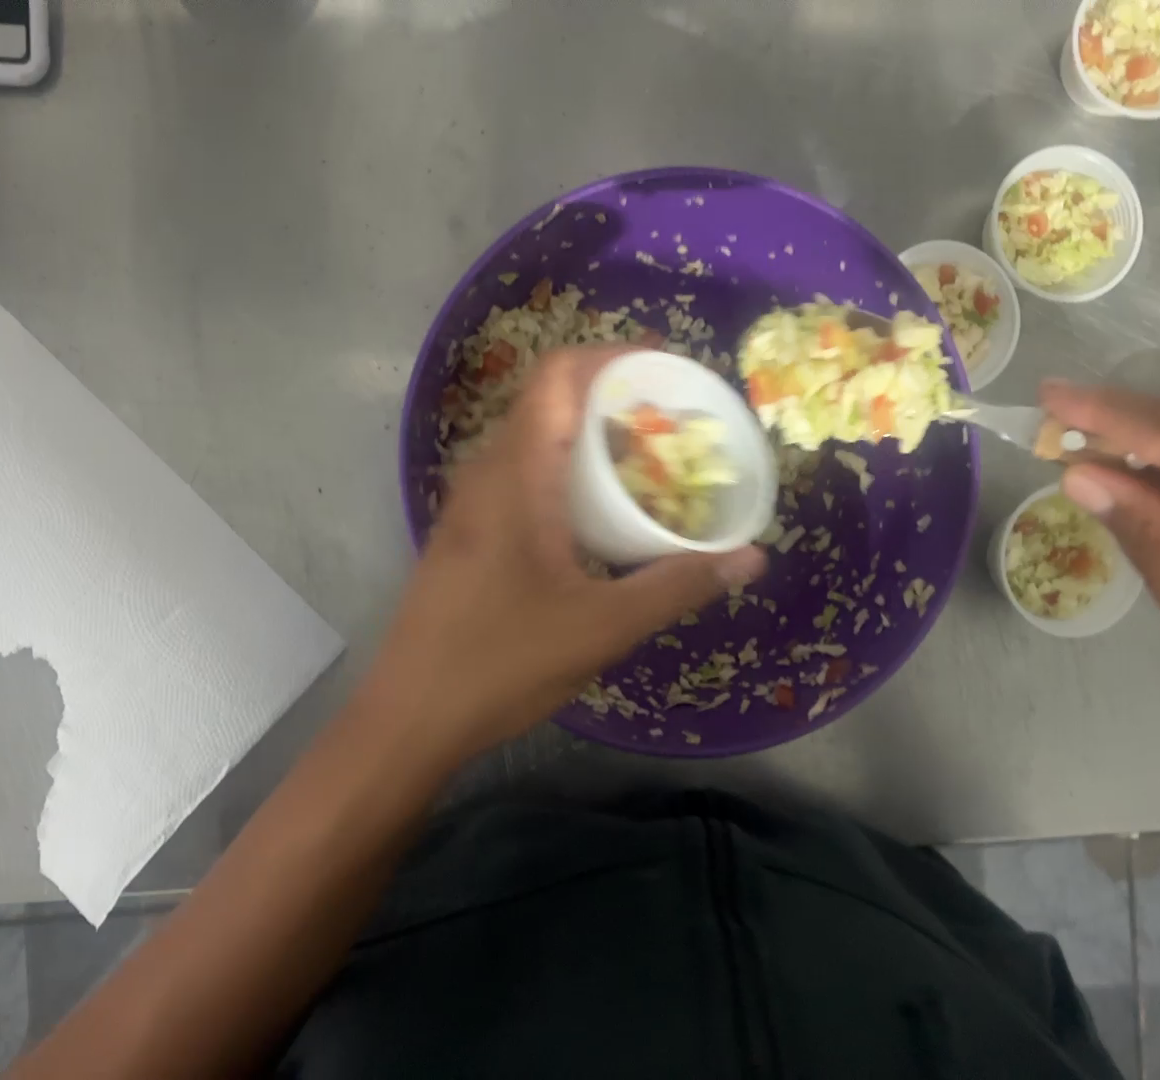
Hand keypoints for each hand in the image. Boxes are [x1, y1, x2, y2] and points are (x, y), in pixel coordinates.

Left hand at [372, 345, 765, 757]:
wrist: (409, 717)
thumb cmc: (502, 663)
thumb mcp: (602, 627)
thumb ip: (677, 586)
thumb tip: (751, 559)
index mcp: (516, 475)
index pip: (558, 376)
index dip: (612, 358)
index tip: (666, 375)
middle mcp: (484, 475)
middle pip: (547, 405)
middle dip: (610, 403)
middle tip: (670, 430)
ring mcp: (466, 507)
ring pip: (530, 445)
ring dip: (583, 445)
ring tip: (642, 470)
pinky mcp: (462, 538)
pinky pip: (516, 481)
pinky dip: (560, 478)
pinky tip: (593, 523)